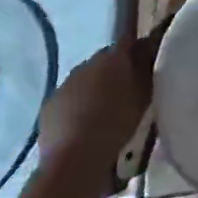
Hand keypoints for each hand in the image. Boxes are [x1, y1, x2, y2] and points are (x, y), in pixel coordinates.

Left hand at [36, 33, 157, 173]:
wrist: (75, 157)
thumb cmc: (118, 124)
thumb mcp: (143, 96)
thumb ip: (145, 69)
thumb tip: (147, 48)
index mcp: (113, 58)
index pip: (127, 40)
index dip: (134, 48)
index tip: (142, 60)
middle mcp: (87, 63)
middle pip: (104, 60)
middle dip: (113, 70)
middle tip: (124, 91)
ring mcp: (65, 83)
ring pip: (84, 79)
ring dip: (93, 88)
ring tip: (102, 112)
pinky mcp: (50, 104)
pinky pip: (67, 98)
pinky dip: (75, 105)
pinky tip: (81, 125)